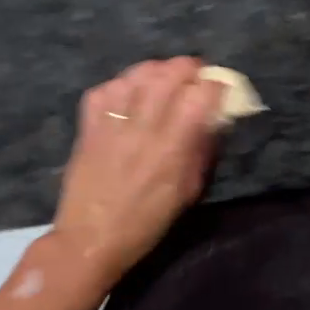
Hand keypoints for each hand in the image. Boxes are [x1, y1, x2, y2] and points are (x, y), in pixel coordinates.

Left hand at [49, 58, 225, 285]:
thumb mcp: (190, 190)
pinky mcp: (88, 126)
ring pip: (139, 74)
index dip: (217, 84)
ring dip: (159, 70)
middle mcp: (144, 127)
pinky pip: (106, 88)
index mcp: (173, 147)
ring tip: (165, 80)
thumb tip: (214, 117)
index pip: (202, 94)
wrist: (89, 241)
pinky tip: (130, 95)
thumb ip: (202, 148)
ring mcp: (112, 123)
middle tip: (195, 78)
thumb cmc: (147, 222)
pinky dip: (123, 84)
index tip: (221, 88)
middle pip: (171, 73)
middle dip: (190, 68)